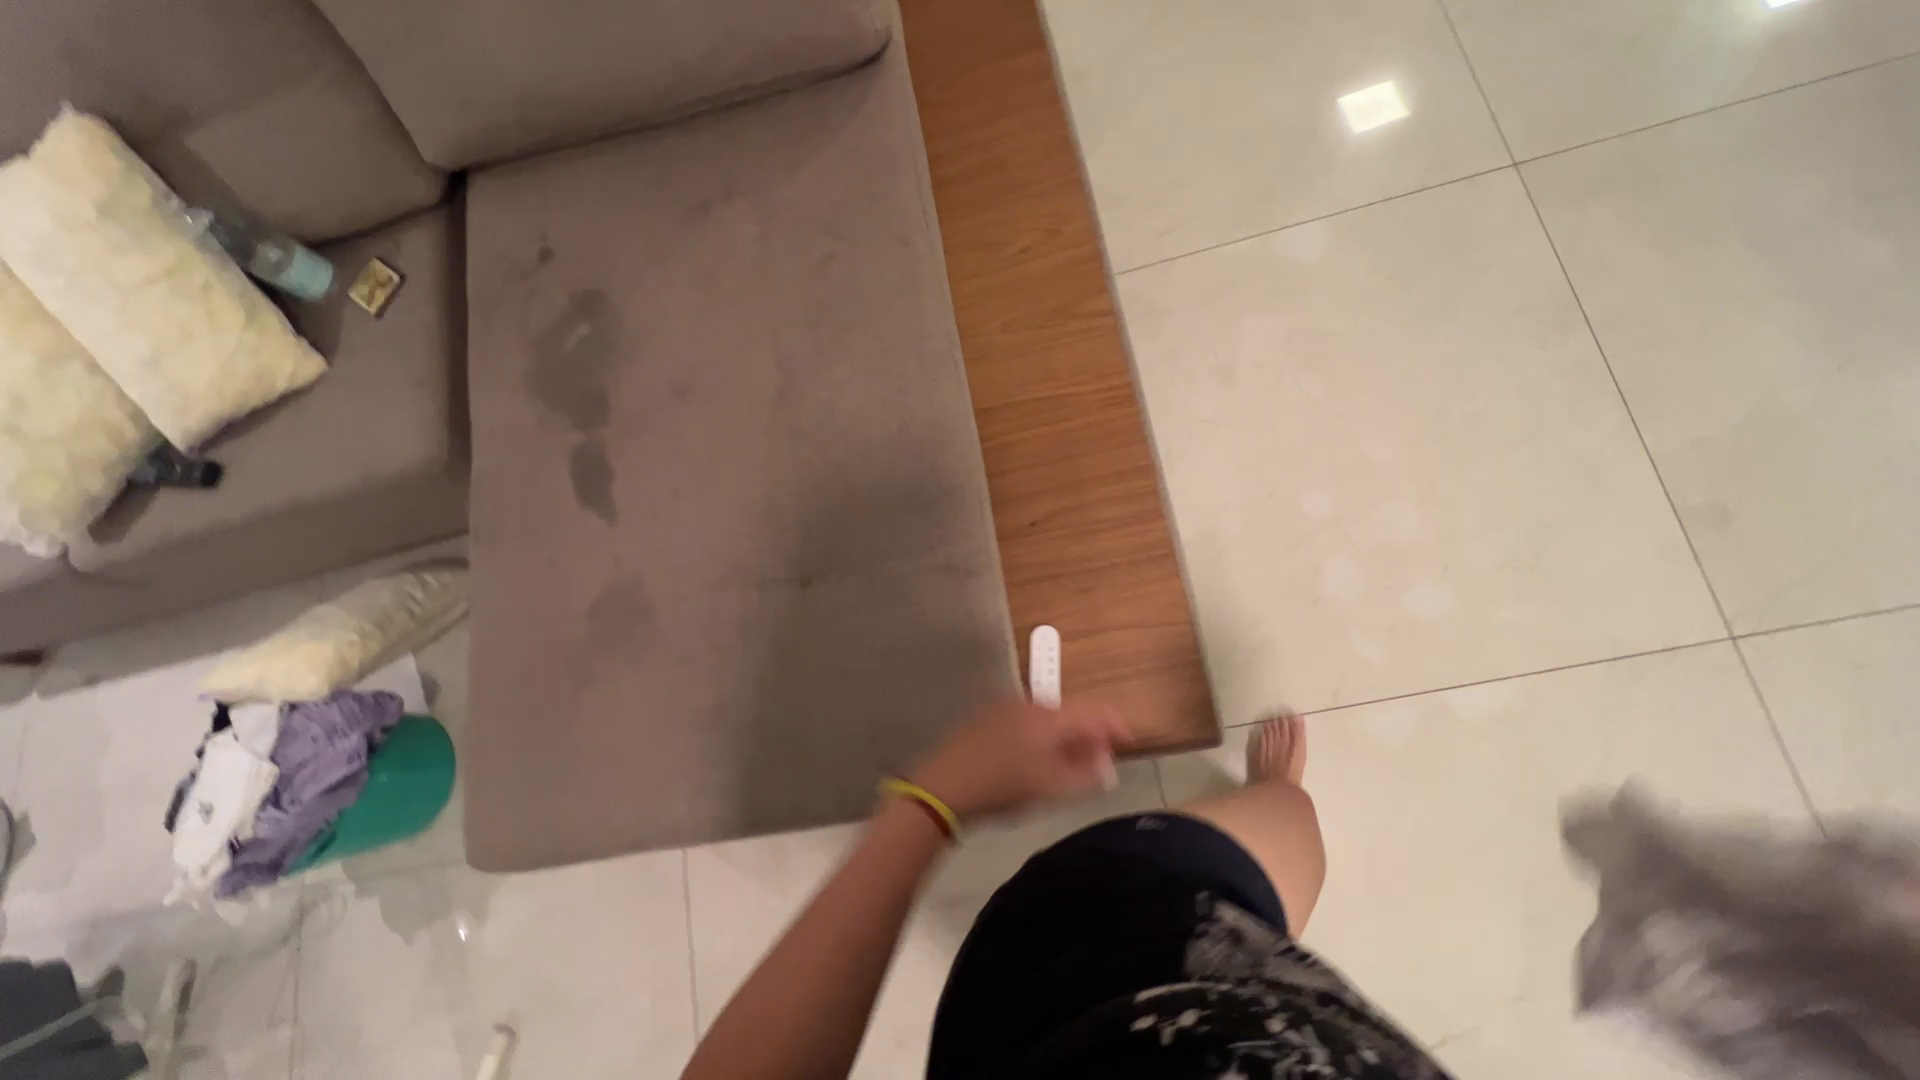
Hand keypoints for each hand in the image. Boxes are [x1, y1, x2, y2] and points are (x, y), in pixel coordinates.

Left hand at [908, 699, 1130, 823]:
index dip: (1116, 725)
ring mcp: (1005, 706)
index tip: (1127, 743)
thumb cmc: (1002, 789)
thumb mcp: (1051, 789)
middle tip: (1094, 764)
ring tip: (1064, 768)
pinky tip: (1032, 761)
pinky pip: (1026, 720)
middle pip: (1071, 712)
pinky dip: (1039, 736)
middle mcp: (1030, 703)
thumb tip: (1106, 760)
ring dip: (1063, 736)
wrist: (944, 787)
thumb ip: (1087, 774)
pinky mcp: (987, 716)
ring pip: (1047, 717)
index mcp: (1050, 716)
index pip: (1096, 710)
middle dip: (1087, 734)